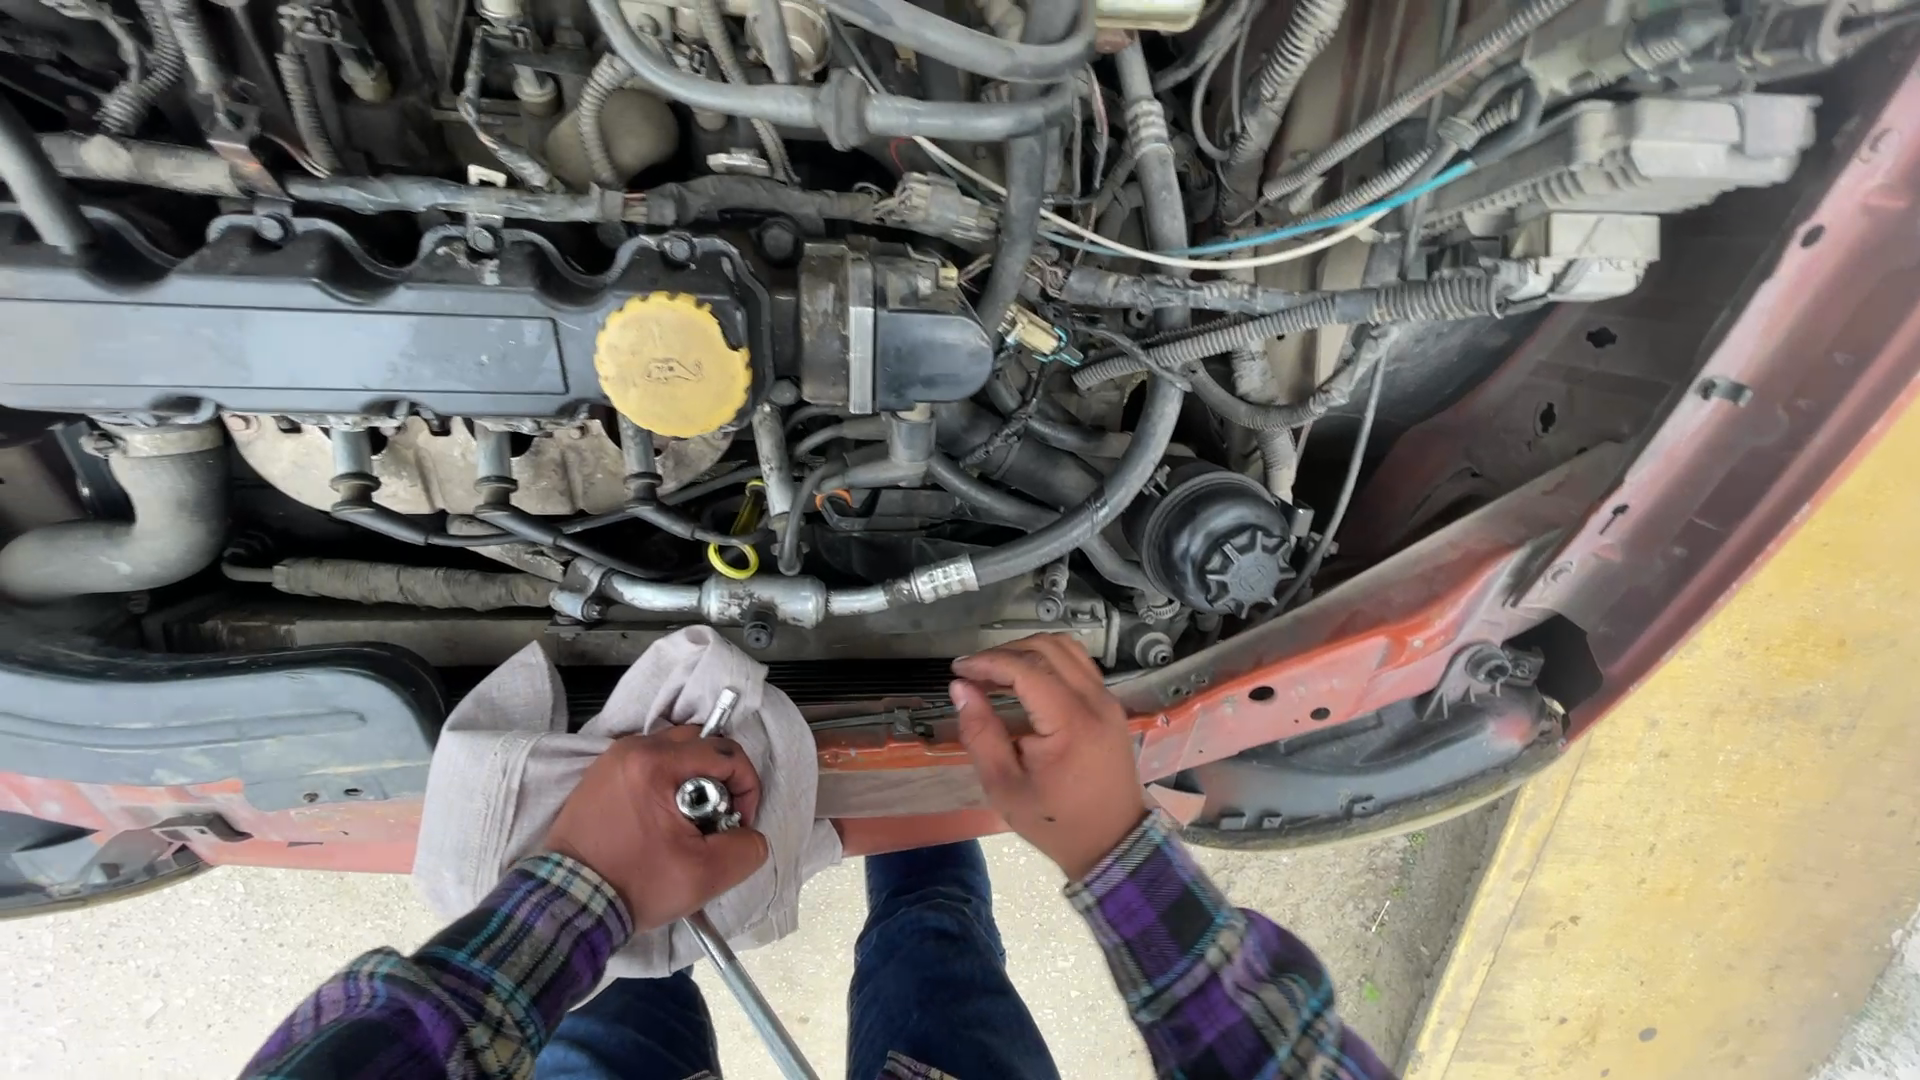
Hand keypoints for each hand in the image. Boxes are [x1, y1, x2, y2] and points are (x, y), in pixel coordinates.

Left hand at [542, 726, 769, 931]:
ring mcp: (613, 759)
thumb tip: (748, 833)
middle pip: (702, 744)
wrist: (564, 907)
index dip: (746, 786)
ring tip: (688, 821)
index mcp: (657, 764)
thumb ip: (745, 848)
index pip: (726, 753)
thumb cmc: (634, 886)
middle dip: (720, 780)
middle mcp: (633, 749)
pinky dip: (667, 783)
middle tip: (714, 820)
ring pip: (676, 752)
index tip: (737, 824)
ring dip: (694, 780)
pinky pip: (650, 763)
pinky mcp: (601, 774)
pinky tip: (662, 819)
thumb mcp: (704, 875)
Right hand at [950, 634, 1147, 880]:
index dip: (988, 662)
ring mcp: (1108, 699)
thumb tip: (960, 688)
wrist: (1113, 842)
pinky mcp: (1110, 703)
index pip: (1026, 669)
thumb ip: (980, 733)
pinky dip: (1047, 659)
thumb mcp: (1004, 787)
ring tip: (997, 671)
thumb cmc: (1055, 821)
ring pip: (1065, 647)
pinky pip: (1078, 663)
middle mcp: (1096, 700)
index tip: (958, 669)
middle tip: (974, 672)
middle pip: (1047, 648)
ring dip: (1027, 650)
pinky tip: (1025, 679)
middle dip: (1004, 652)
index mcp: (1071, 722)